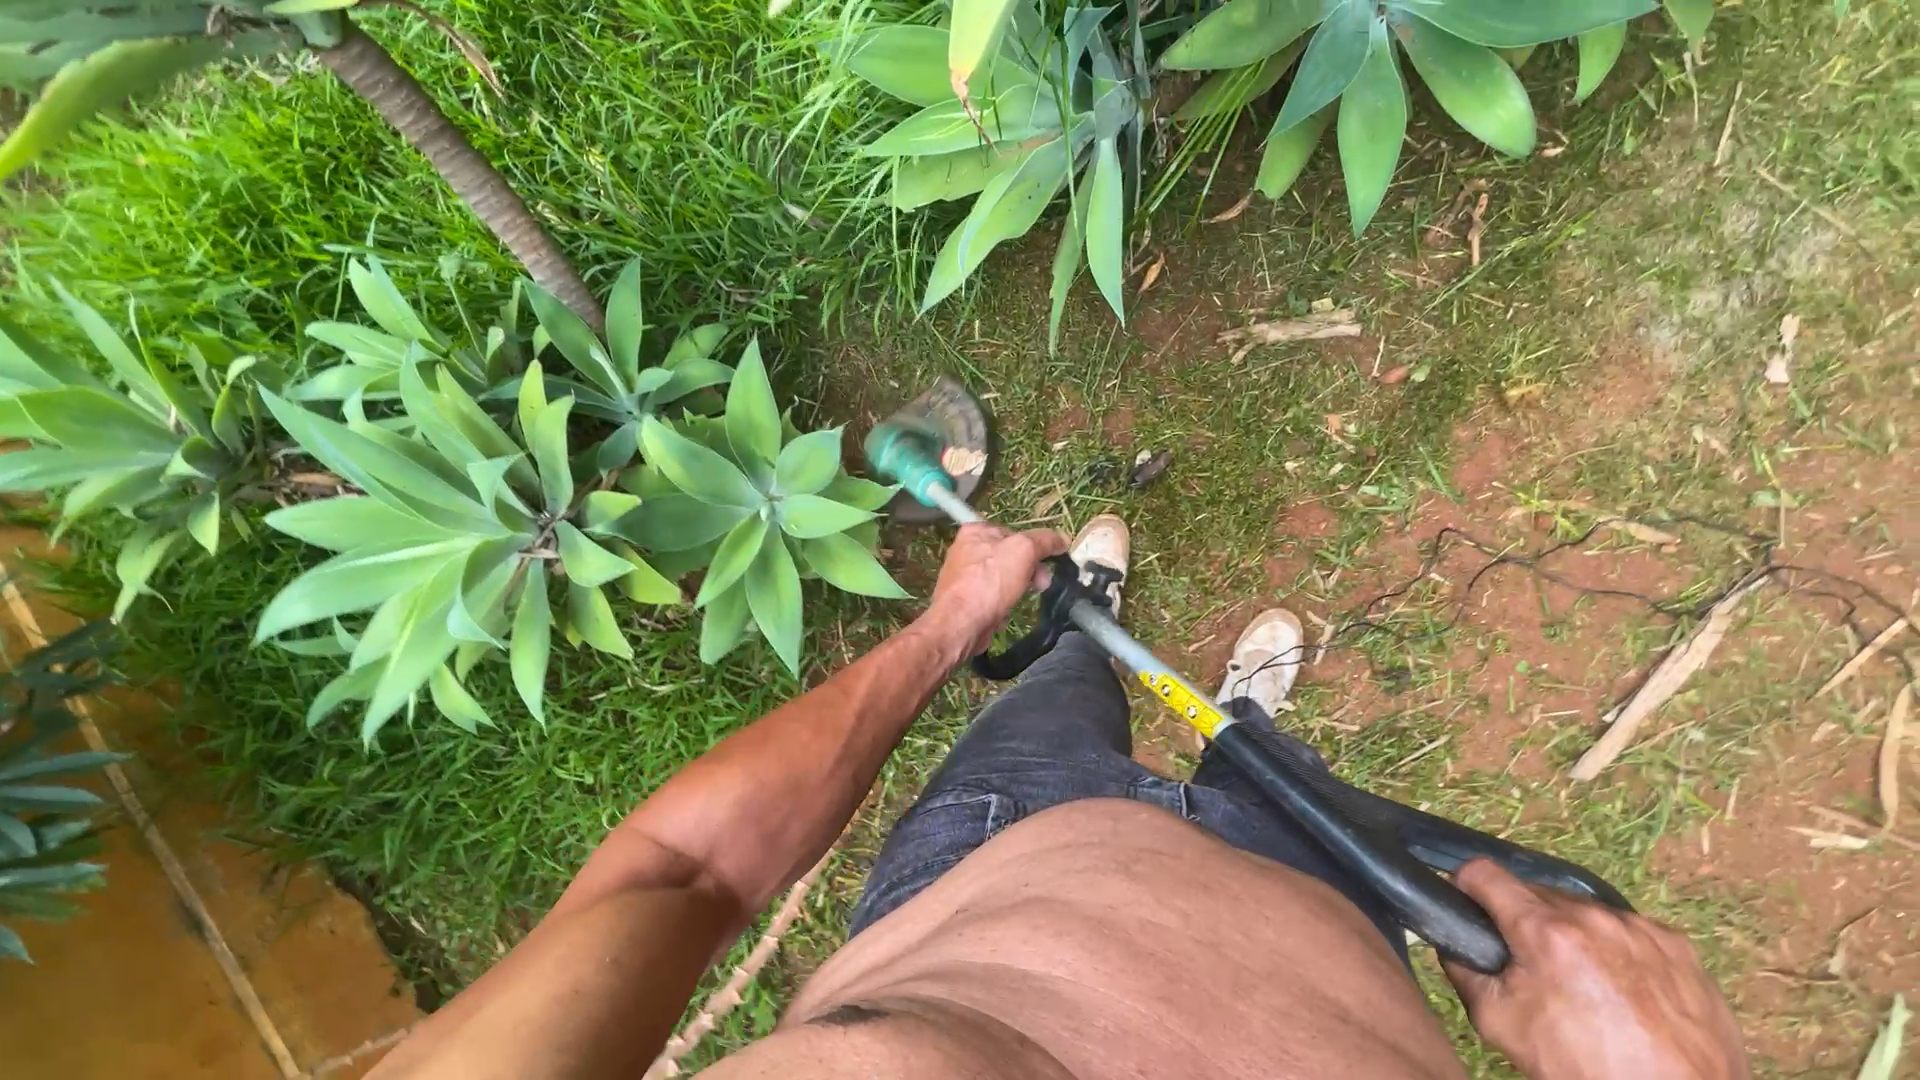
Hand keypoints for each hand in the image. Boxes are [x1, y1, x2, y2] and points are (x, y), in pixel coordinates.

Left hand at [921, 523, 1067, 656]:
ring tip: (1018, 600)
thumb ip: (1044, 540)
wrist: (961, 624)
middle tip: (1040, 584)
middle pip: (1010, 556)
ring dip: (1017, 590)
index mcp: (975, 531)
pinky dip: (1002, 604)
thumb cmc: (989, 582)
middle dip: (1029, 571)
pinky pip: (993, 597)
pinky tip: (1003, 613)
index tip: (1047, 561)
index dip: (1034, 546)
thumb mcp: (1023, 550)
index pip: (1014, 532)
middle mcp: (966, 550)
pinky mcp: (966, 599)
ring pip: (1003, 578)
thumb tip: (1060, 539)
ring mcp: (964, 576)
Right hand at [1443, 859, 1747, 1079]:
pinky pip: (1628, 929)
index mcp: (1544, 929)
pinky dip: (1615, 948)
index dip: (1467, 888)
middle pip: (1534, 892)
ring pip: (1581, 909)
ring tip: (1585, 981)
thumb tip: (1453, 940)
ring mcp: (1640, 928)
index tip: (1472, 912)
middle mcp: (1592, 916)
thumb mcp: (1497, 1022)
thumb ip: (1463, 970)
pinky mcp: (1678, 945)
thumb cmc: (1580, 1066)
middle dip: (1523, 919)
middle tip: (1532, 966)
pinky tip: (1625, 988)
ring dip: (1570, 932)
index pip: (1482, 872)